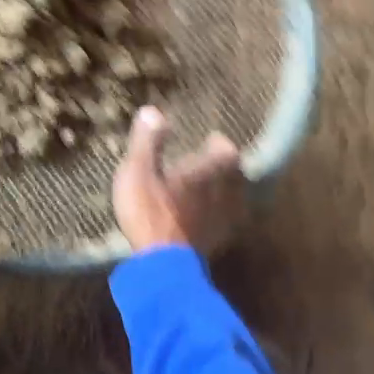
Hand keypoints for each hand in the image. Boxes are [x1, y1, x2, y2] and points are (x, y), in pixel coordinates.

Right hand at [112, 106, 245, 254]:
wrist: (163, 261)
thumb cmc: (149, 211)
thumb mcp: (137, 172)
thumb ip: (147, 142)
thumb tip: (153, 111)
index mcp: (205, 174)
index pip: (225, 154)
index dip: (220, 145)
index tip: (213, 139)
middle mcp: (223, 194)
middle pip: (236, 175)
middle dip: (226, 166)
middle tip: (214, 161)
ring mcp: (224, 219)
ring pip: (235, 197)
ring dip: (228, 188)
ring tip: (214, 186)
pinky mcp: (219, 239)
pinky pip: (228, 218)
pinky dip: (222, 211)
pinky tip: (211, 215)